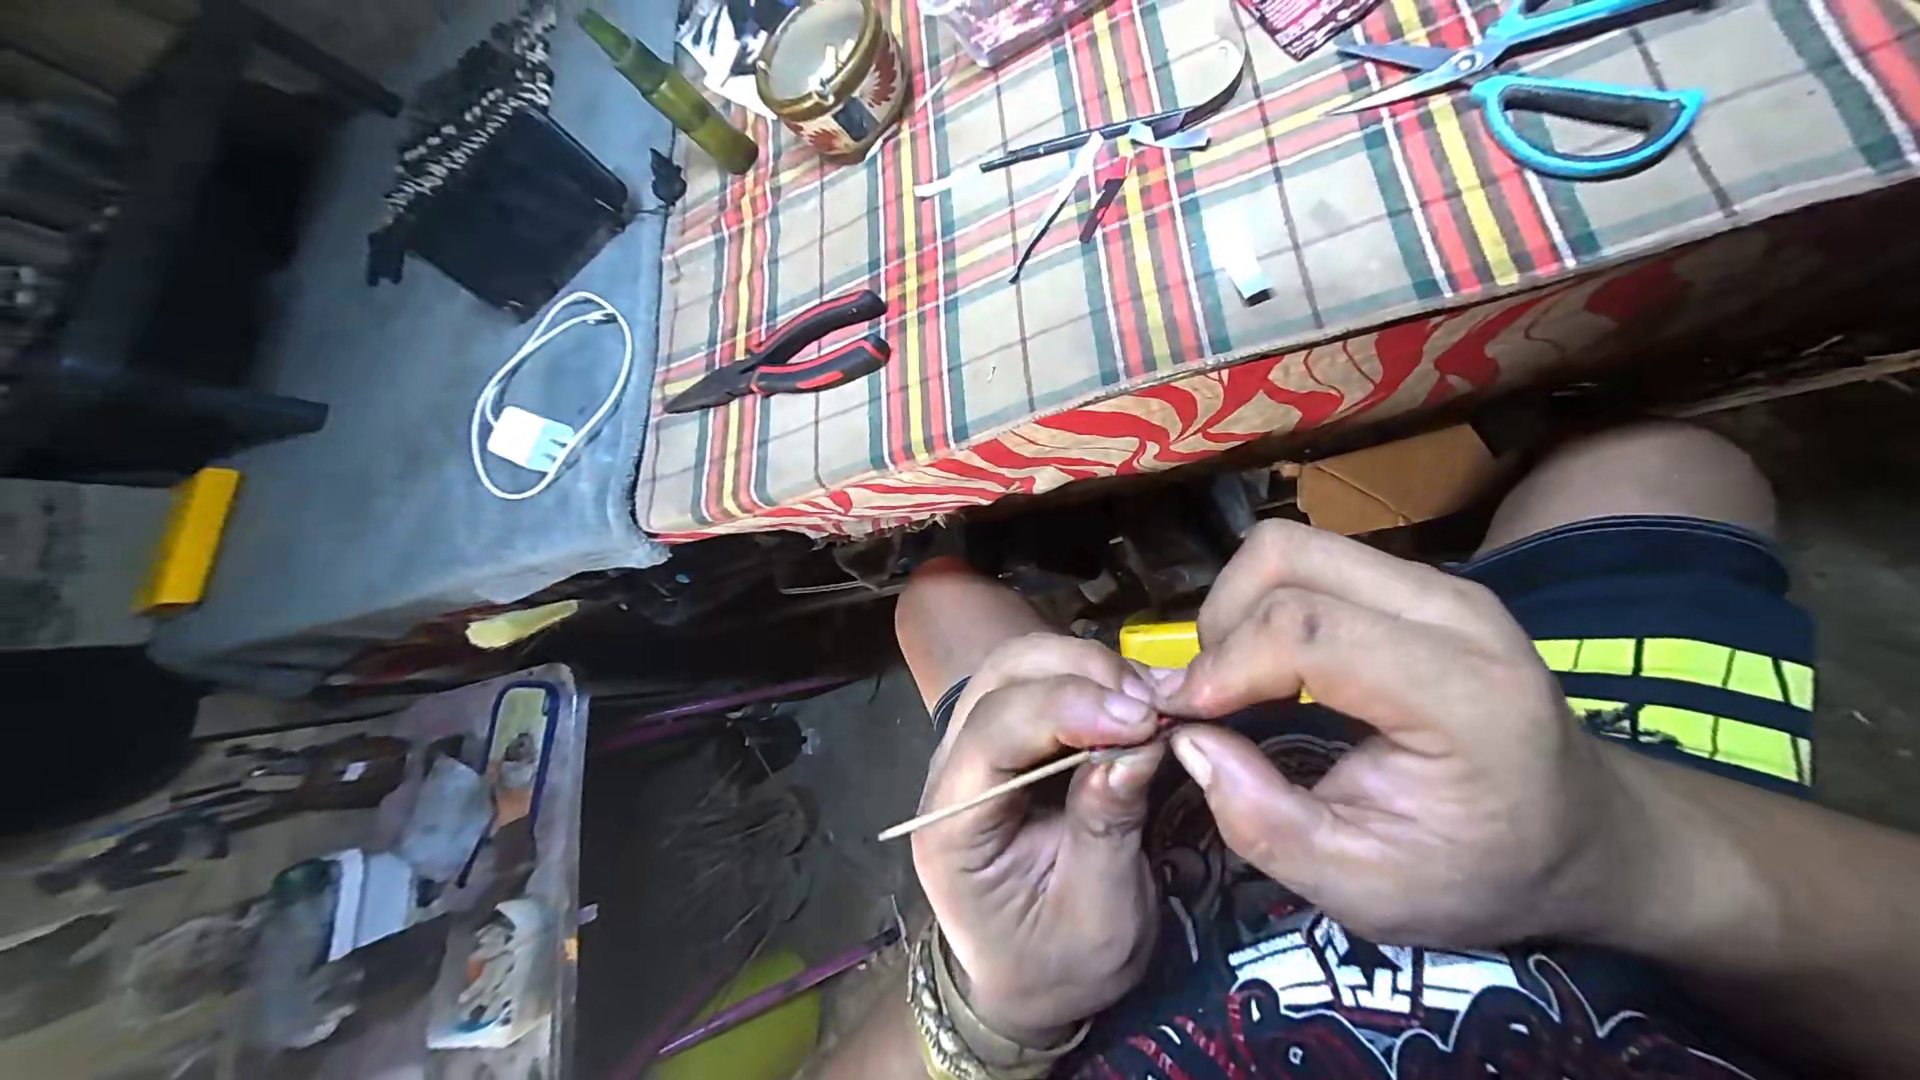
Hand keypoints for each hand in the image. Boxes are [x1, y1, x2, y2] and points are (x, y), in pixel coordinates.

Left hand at [912, 634, 1168, 1044]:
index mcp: (953, 821)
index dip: (1064, 709)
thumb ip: (1108, 827)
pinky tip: (1133, 701)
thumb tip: (1140, 745)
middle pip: (1001, 678)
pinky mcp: (1010, 733)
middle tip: (1152, 704)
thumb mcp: (1097, 918)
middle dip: (1079, 673)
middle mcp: (953, 766)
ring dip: (1087, 666)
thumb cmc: (1055, 961)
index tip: (1140, 718)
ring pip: (1020, 663)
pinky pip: (1044, 678)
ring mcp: (977, 741)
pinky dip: (1092, 676)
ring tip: (1148, 702)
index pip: (994, 732)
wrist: (1028, 976)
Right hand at [1160, 520, 1643, 947]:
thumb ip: (1265, 824)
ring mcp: (1433, 585)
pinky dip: (1259, 601)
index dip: (1223, 667)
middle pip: (1284, 558)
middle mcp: (1452, 611)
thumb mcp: (1366, 891)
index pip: (1306, 631)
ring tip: (1238, 675)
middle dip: (1220, 623)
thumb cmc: (1480, 870)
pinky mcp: (1411, 579)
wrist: (1587, 832)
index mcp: (1462, 695)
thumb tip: (1187, 739)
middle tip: (1213, 694)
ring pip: (1286, 546)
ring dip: (1235, 606)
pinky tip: (1270, 659)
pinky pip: (1305, 560)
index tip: (1181, 717)